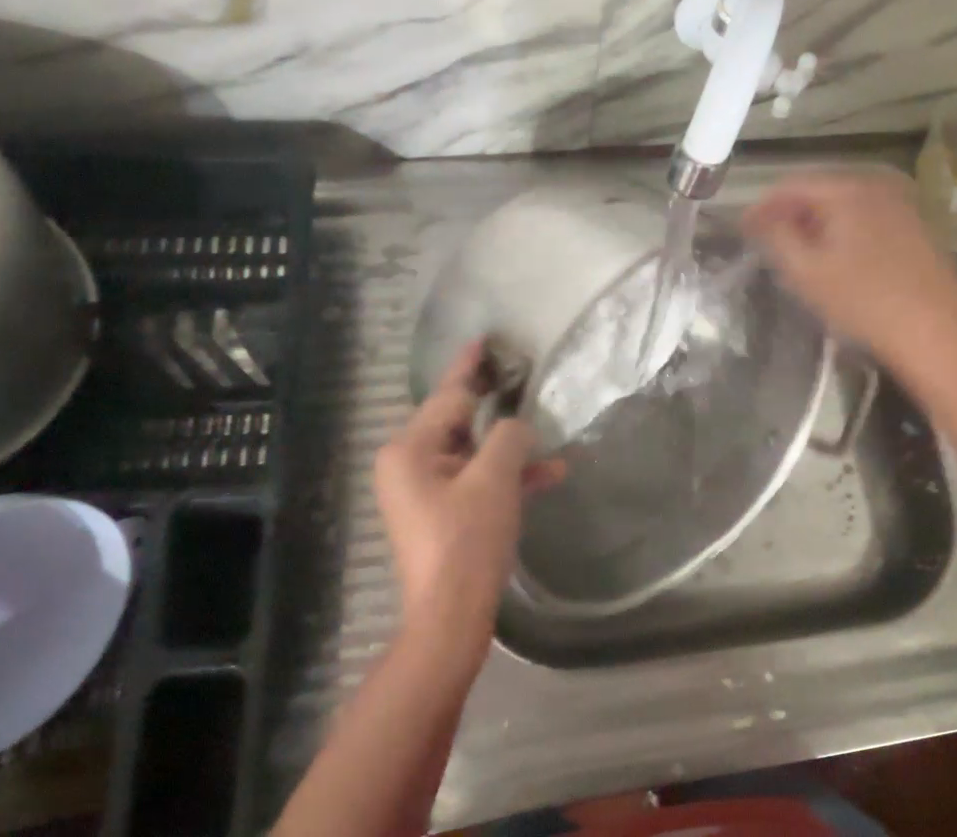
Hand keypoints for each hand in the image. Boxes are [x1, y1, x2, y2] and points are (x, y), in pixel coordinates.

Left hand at [374, 342, 564, 656]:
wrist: (451, 617)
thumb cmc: (467, 541)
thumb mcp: (494, 480)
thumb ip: (509, 439)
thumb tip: (517, 427)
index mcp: (409, 450)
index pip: (448, 396)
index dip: (471, 366)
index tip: (485, 339)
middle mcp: (408, 465)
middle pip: (459, 423)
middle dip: (498, 409)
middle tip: (522, 378)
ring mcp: (422, 492)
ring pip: (472, 454)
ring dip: (510, 450)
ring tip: (549, 436)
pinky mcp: (440, 515)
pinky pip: (474, 482)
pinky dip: (505, 478)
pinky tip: (548, 474)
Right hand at [743, 168, 956, 356]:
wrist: (937, 334)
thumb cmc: (865, 302)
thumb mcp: (806, 272)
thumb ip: (776, 236)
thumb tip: (757, 217)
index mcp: (848, 189)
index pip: (791, 185)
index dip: (762, 206)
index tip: (741, 230)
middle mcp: (878, 186)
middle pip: (820, 191)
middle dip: (789, 214)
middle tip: (765, 242)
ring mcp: (902, 206)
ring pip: (844, 206)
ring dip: (816, 225)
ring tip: (796, 253)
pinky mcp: (916, 229)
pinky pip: (866, 220)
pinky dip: (843, 232)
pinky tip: (835, 260)